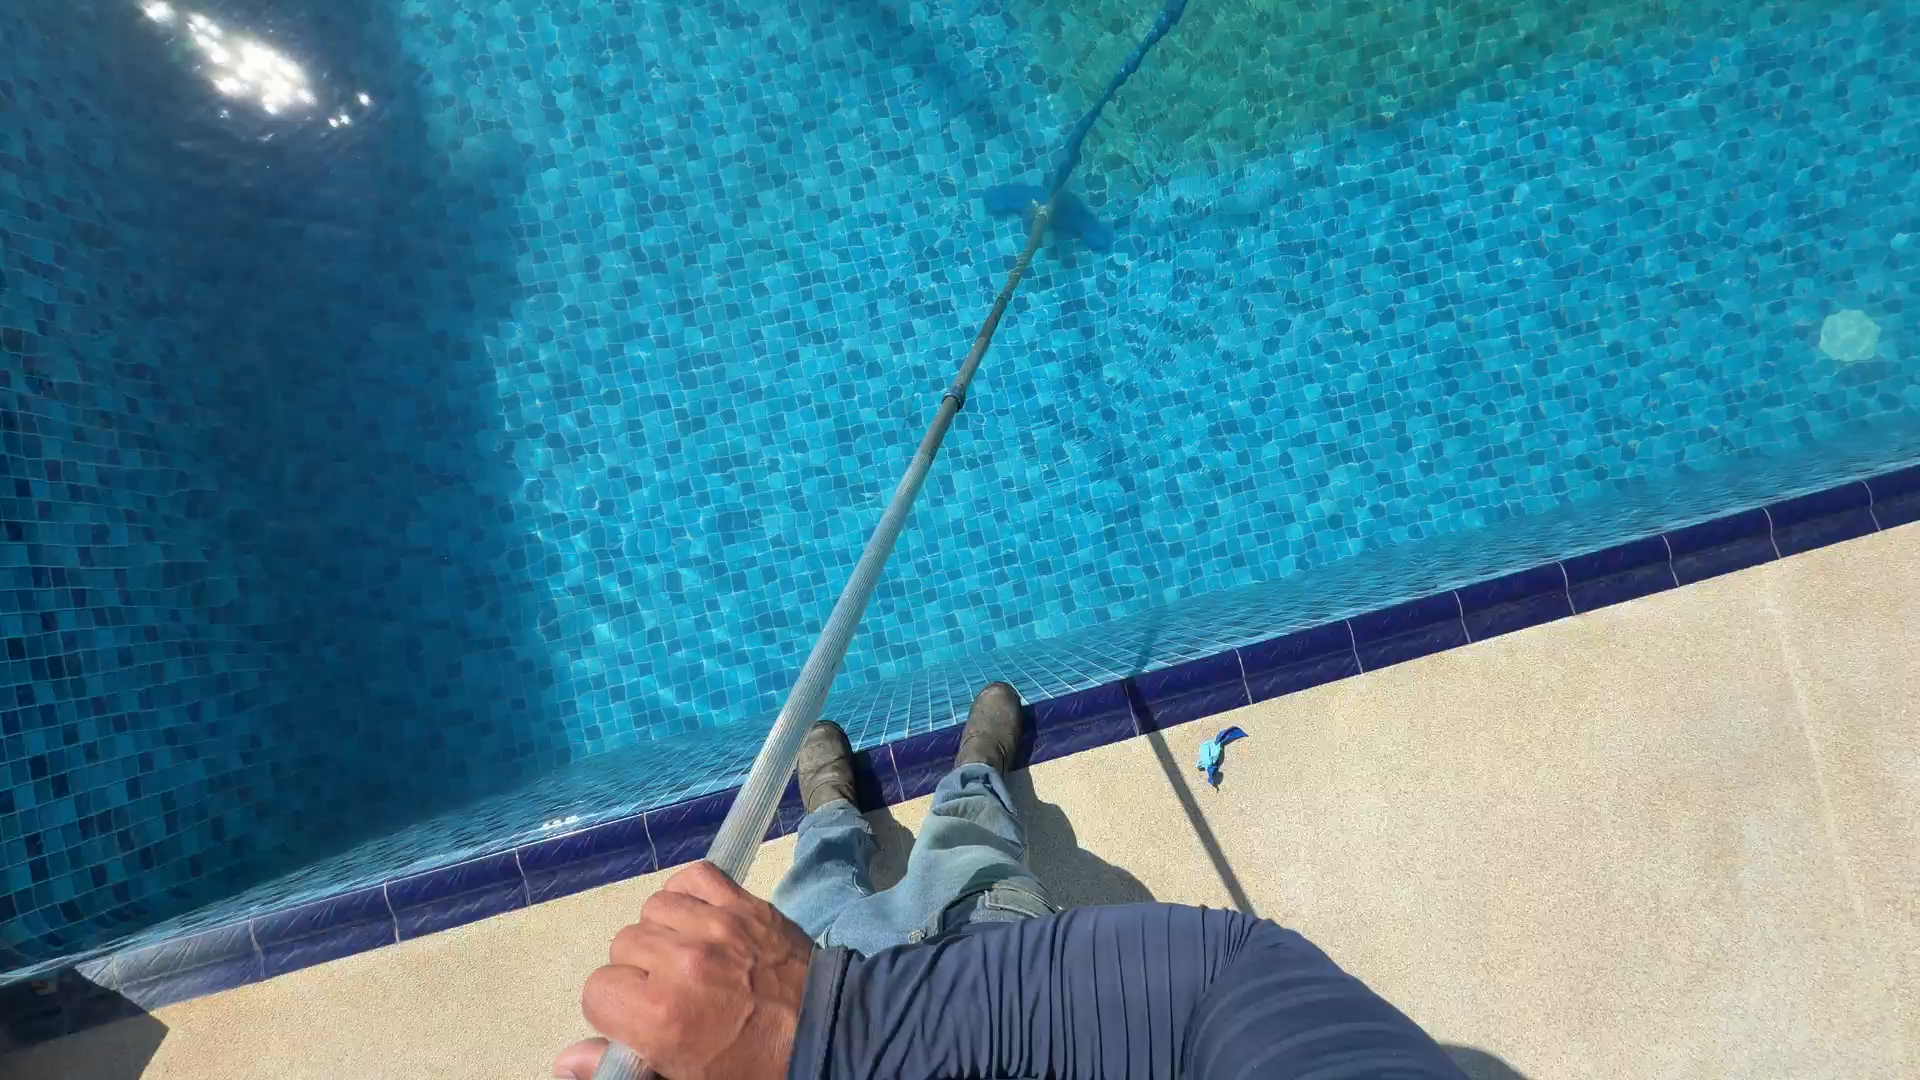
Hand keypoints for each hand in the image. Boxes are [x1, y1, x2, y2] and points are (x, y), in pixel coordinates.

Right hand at [554, 861, 812, 1079]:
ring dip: (662, 929)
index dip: (612, 1005)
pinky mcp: (743, 902)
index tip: (637, 1014)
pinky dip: (688, 890)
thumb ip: (622, 1073)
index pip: (597, 988)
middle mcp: (683, 962)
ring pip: (655, 908)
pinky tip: (695, 915)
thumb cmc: (748, 1063)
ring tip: (684, 951)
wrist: (818, 1028)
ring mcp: (716, 925)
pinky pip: (695, 875)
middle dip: (637, 967)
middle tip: (666, 986)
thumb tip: (566, 1058)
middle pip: (624, 943)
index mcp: (660, 1016)